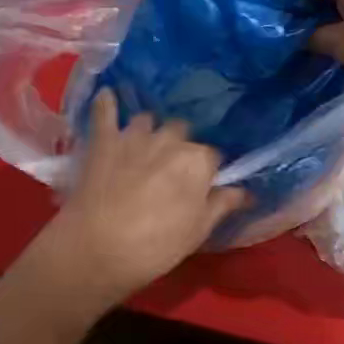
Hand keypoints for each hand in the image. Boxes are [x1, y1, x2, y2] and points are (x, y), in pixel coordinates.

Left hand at [27, 91, 246, 313]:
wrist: (97, 248)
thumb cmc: (155, 246)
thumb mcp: (198, 231)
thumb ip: (222, 205)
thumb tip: (246, 191)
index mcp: (198, 161)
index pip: (213, 156)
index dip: (208, 171)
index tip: (202, 186)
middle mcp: (170, 139)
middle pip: (182, 132)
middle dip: (180, 146)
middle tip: (172, 170)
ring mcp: (134, 136)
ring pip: (148, 120)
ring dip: (150, 130)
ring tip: (145, 145)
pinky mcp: (103, 140)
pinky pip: (105, 111)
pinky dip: (107, 103)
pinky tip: (108, 95)